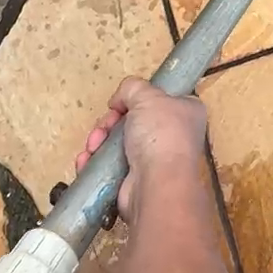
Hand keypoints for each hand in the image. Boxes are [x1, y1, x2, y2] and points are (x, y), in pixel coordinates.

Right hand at [73, 77, 207, 224]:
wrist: (157, 185)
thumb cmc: (161, 134)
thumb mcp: (147, 96)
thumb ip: (132, 87)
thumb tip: (120, 99)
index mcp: (185, 112)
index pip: (159, 98)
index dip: (136, 98)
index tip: (120, 103)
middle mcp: (173, 136)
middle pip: (132, 120)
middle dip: (110, 122)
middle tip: (104, 128)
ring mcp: (153, 160)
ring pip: (117, 142)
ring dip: (99, 141)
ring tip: (93, 146)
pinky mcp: (134, 182)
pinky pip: (109, 166)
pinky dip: (94, 162)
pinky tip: (86, 161)